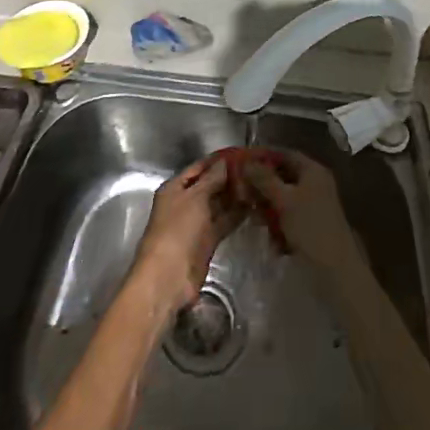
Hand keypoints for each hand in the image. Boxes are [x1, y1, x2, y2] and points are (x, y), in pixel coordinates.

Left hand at [131, 156, 244, 309]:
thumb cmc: (177, 230)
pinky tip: (255, 206)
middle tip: (257, 170)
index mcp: (175, 188)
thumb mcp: (194, 199)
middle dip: (229, 178)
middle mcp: (185, 202)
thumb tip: (224, 162)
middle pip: (209, 185)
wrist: (169, 276)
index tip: (241, 154)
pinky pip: (224, 222)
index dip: (217, 161)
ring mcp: (196, 222)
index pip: (198, 168)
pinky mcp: (207, 240)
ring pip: (218, 204)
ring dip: (235, 196)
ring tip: (260, 185)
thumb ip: (211, 180)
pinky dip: (236, 215)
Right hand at [241, 151, 359, 271]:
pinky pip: (288, 215)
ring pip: (282, 197)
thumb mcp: (283, 199)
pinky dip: (277, 223)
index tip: (240, 162)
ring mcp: (313, 204)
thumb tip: (245, 162)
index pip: (284, 153)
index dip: (262, 155)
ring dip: (267, 206)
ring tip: (256, 219)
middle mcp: (314, 183)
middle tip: (242, 193)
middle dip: (261, 185)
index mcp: (312, 171)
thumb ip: (263, 179)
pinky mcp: (310, 224)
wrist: (336, 268)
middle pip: (282, 176)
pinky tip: (271, 237)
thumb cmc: (310, 226)